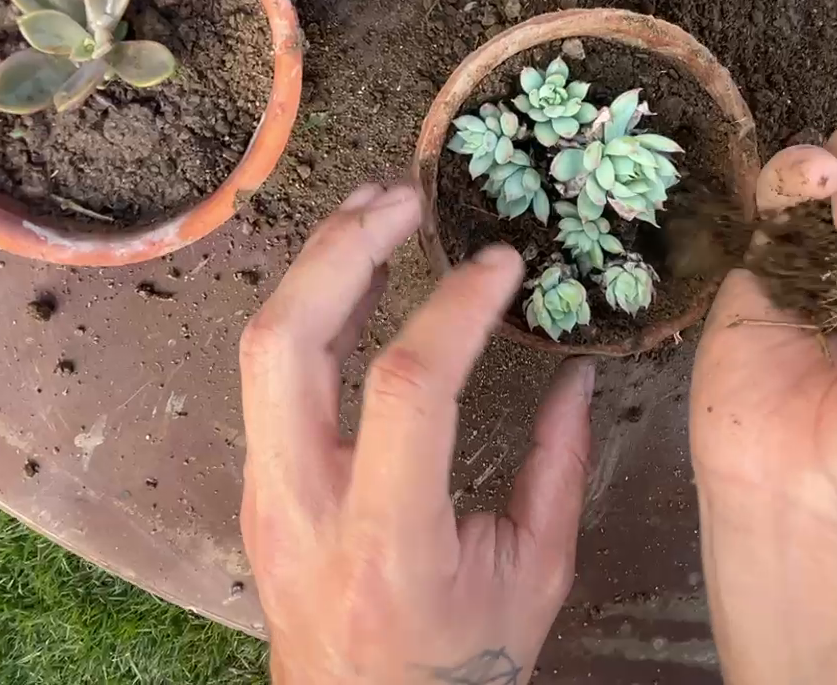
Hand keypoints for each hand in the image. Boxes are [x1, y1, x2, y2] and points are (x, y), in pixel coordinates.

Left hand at [240, 184, 596, 684]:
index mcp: (387, 542)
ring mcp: (265, 489)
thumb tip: (577, 375)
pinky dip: (316, 302)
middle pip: (286, 345)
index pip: (407, 390)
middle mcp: (304, 506)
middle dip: (342, 250)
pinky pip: (274, 369)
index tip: (500, 264)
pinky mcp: (258, 478)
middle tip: (402, 198)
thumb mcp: (534, 579)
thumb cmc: (459, 665)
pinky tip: (356, 264)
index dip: (455, 309)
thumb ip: (558, 470)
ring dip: (319, 261)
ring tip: (374, 205)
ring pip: (263, 346)